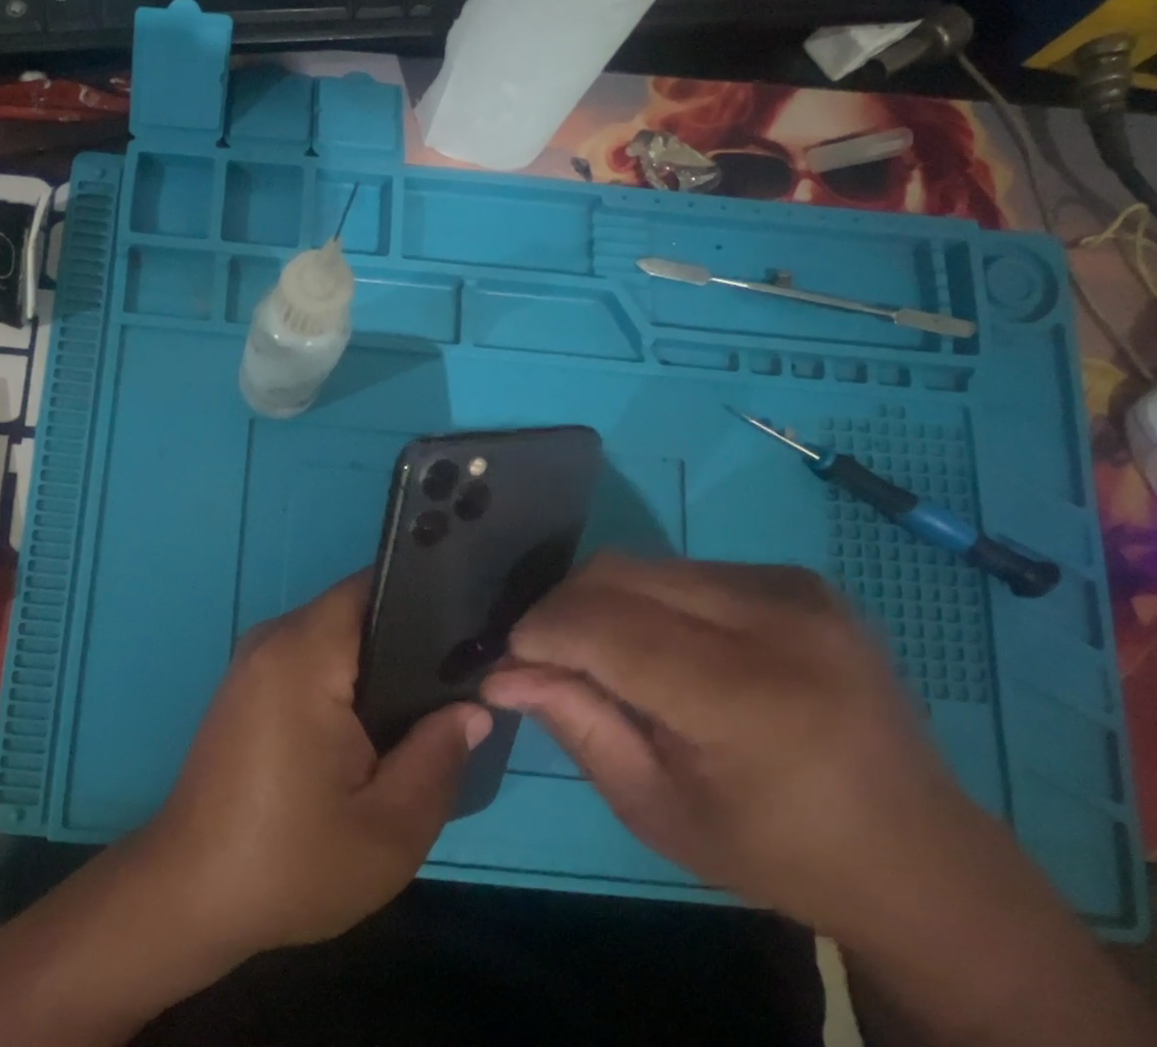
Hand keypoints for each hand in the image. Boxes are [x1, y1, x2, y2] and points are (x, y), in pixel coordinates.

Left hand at [138, 573, 491, 957]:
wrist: (190, 895)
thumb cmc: (289, 863)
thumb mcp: (389, 828)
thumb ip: (439, 757)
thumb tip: (472, 709)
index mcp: (302, 657)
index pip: (374, 589)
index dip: (431, 599)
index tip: (481, 633)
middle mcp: (271, 643)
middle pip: (356, 613)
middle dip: (413, 641)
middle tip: (473, 680)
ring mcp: (251, 666)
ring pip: (335, 641)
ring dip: (380, 668)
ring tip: (439, 704)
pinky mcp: (246, 693)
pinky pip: (310, 664)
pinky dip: (347, 685)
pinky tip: (383, 725)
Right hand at [482, 553, 983, 937]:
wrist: (918, 855)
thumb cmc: (775, 851)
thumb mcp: (654, 808)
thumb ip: (577, 726)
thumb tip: (500, 675)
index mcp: (747, 697)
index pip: (602, 626)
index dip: (536, 637)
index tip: (507, 670)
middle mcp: (778, 622)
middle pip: (616, 574)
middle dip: (557, 612)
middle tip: (543, 664)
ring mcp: (798, 592)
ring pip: (643, 564)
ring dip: (598, 605)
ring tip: (600, 661)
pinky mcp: (802, 582)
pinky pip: (684, 569)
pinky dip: (644, 600)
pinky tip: (656, 649)